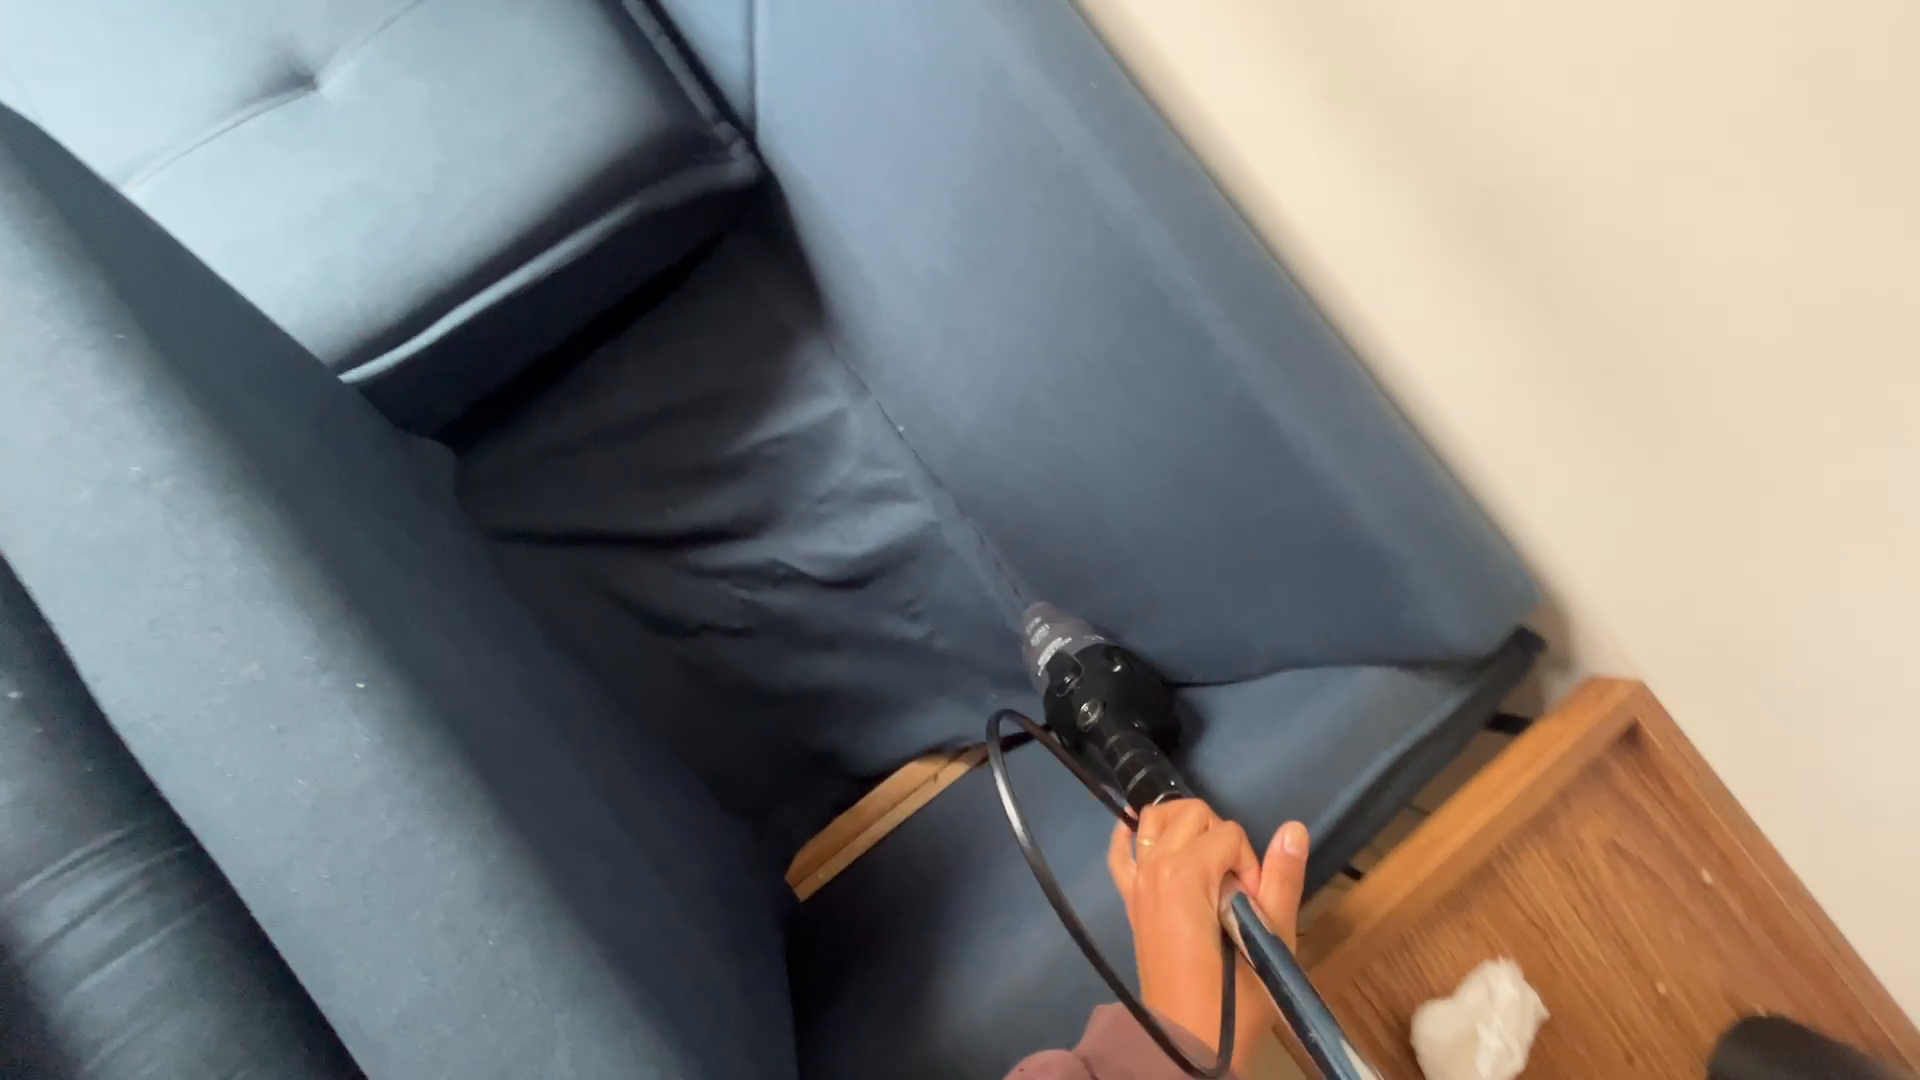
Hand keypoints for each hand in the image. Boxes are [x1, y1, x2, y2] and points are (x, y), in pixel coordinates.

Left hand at [1108, 801, 1309, 1076]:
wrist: (1191, 1042)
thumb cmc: (1234, 998)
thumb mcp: (1270, 941)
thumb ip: (1282, 880)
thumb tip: (1292, 828)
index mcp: (1186, 873)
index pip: (1229, 834)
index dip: (1250, 863)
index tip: (1254, 902)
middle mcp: (1154, 865)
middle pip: (1192, 814)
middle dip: (1221, 840)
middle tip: (1235, 887)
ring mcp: (1136, 878)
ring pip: (1154, 817)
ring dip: (1183, 825)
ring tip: (1208, 862)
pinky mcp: (1129, 895)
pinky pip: (1120, 849)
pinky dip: (1132, 834)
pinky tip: (1149, 835)